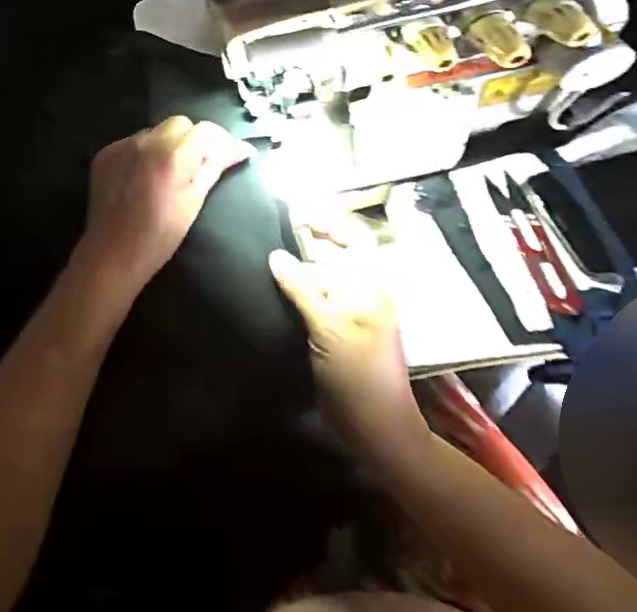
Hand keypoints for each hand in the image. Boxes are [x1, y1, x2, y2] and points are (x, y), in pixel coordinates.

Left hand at [73, 116, 254, 291]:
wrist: (113, 252)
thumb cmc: (160, 235)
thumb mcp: (194, 202)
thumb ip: (213, 168)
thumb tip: (239, 150)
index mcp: (172, 155)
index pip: (205, 130)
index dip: (223, 140)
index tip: (234, 153)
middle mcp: (145, 142)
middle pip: (179, 124)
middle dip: (193, 138)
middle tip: (200, 162)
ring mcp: (122, 146)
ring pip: (154, 131)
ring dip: (167, 144)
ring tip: (170, 171)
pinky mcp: (105, 154)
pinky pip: (132, 143)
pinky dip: (144, 153)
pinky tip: (145, 175)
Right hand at [268, 227, 424, 455]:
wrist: (372, 428)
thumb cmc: (359, 376)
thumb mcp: (329, 330)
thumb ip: (302, 289)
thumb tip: (275, 255)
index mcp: (369, 287)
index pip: (352, 239)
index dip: (326, 219)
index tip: (292, 209)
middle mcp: (359, 293)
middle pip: (331, 254)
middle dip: (304, 237)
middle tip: (269, 226)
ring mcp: (344, 312)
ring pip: (318, 276)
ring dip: (295, 263)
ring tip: (263, 250)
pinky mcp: (329, 330)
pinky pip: (309, 298)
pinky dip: (292, 287)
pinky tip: (269, 283)